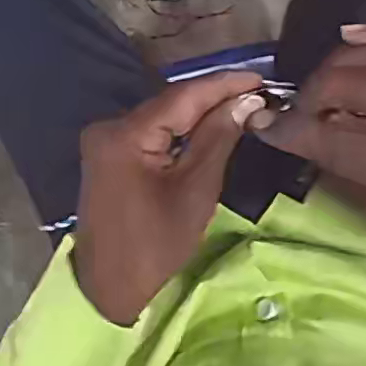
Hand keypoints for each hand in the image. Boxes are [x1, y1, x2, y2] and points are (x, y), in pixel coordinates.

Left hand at [73, 72, 265, 323]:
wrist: (108, 288)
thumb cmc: (155, 245)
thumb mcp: (194, 191)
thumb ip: (218, 138)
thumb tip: (245, 101)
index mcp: (125, 135)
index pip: (182, 96)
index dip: (223, 84)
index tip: (260, 77)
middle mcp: (109, 127)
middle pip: (170, 103)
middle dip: (214, 96)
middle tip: (257, 91)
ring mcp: (104, 139)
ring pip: (161, 116)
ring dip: (199, 111)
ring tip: (241, 104)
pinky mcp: (107, 153)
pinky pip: (150, 131)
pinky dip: (180, 128)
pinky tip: (208, 124)